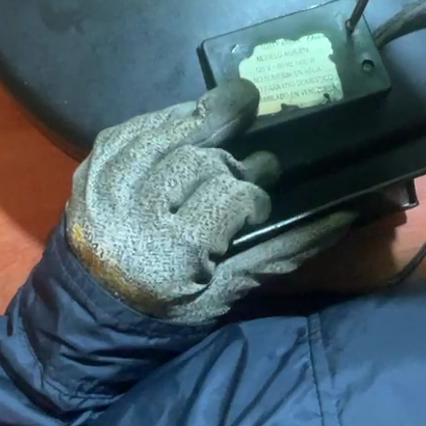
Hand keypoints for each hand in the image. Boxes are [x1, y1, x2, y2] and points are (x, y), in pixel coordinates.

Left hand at [66, 81, 353, 323]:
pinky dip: (160, 117)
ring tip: (232, 108)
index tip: (264, 196)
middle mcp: (132, 216)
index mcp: (170, 255)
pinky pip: (127, 130)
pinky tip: (186, 114)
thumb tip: (339, 216)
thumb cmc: (166, 311)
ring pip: (162, 134)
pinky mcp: (85, 175)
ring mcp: (103, 190)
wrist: (89, 317)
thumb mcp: (224, 293)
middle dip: (232, 156)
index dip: (255, 192)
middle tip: (256, 160)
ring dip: (201, 117)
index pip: (228, 196)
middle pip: (196, 159)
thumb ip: (278, 252)